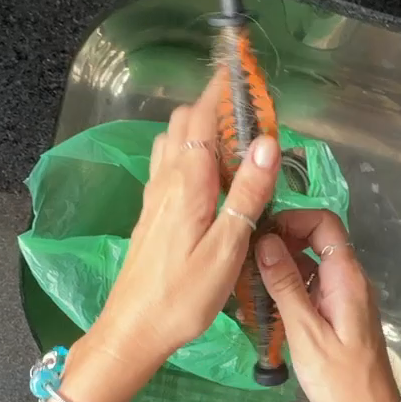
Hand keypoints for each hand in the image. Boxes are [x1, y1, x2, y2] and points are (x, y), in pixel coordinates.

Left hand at [64, 70, 279, 401]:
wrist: (133, 331)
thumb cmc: (182, 296)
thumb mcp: (226, 248)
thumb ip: (247, 194)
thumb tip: (267, 143)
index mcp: (186, 182)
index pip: (201, 116)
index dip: (222, 88)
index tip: (244, 70)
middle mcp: (166, 180)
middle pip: (185, 122)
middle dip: (216, 107)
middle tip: (254, 119)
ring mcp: (155, 197)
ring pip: (174, 143)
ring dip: (203, 132)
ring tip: (239, 150)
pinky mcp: (152, 214)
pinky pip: (170, 167)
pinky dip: (193, 156)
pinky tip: (213, 182)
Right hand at [252, 209, 400, 401]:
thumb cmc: (339, 379)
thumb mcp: (306, 332)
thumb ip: (286, 285)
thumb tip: (264, 242)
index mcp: (347, 279)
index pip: (324, 223)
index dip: (293, 219)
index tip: (260, 233)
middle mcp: (350, 280)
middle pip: (318, 240)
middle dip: (282, 240)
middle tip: (247, 256)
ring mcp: (346, 297)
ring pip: (313, 263)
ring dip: (283, 264)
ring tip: (249, 277)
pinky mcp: (339, 313)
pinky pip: (313, 286)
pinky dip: (291, 286)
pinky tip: (266, 300)